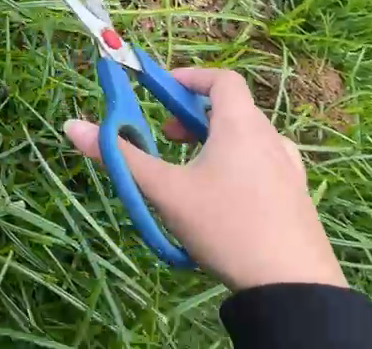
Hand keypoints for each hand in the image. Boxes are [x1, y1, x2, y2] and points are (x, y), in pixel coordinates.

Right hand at [63, 67, 346, 290]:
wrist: (295, 293)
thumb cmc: (226, 227)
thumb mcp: (164, 190)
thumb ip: (118, 155)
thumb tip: (71, 126)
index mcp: (241, 127)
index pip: (222, 79)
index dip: (190, 77)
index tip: (162, 90)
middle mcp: (271, 141)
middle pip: (231, 109)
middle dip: (193, 115)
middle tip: (168, 137)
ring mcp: (291, 172)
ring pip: (249, 139)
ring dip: (216, 141)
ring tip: (192, 169)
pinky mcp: (300, 201)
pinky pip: (265, 165)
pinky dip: (239, 165)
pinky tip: (222, 199)